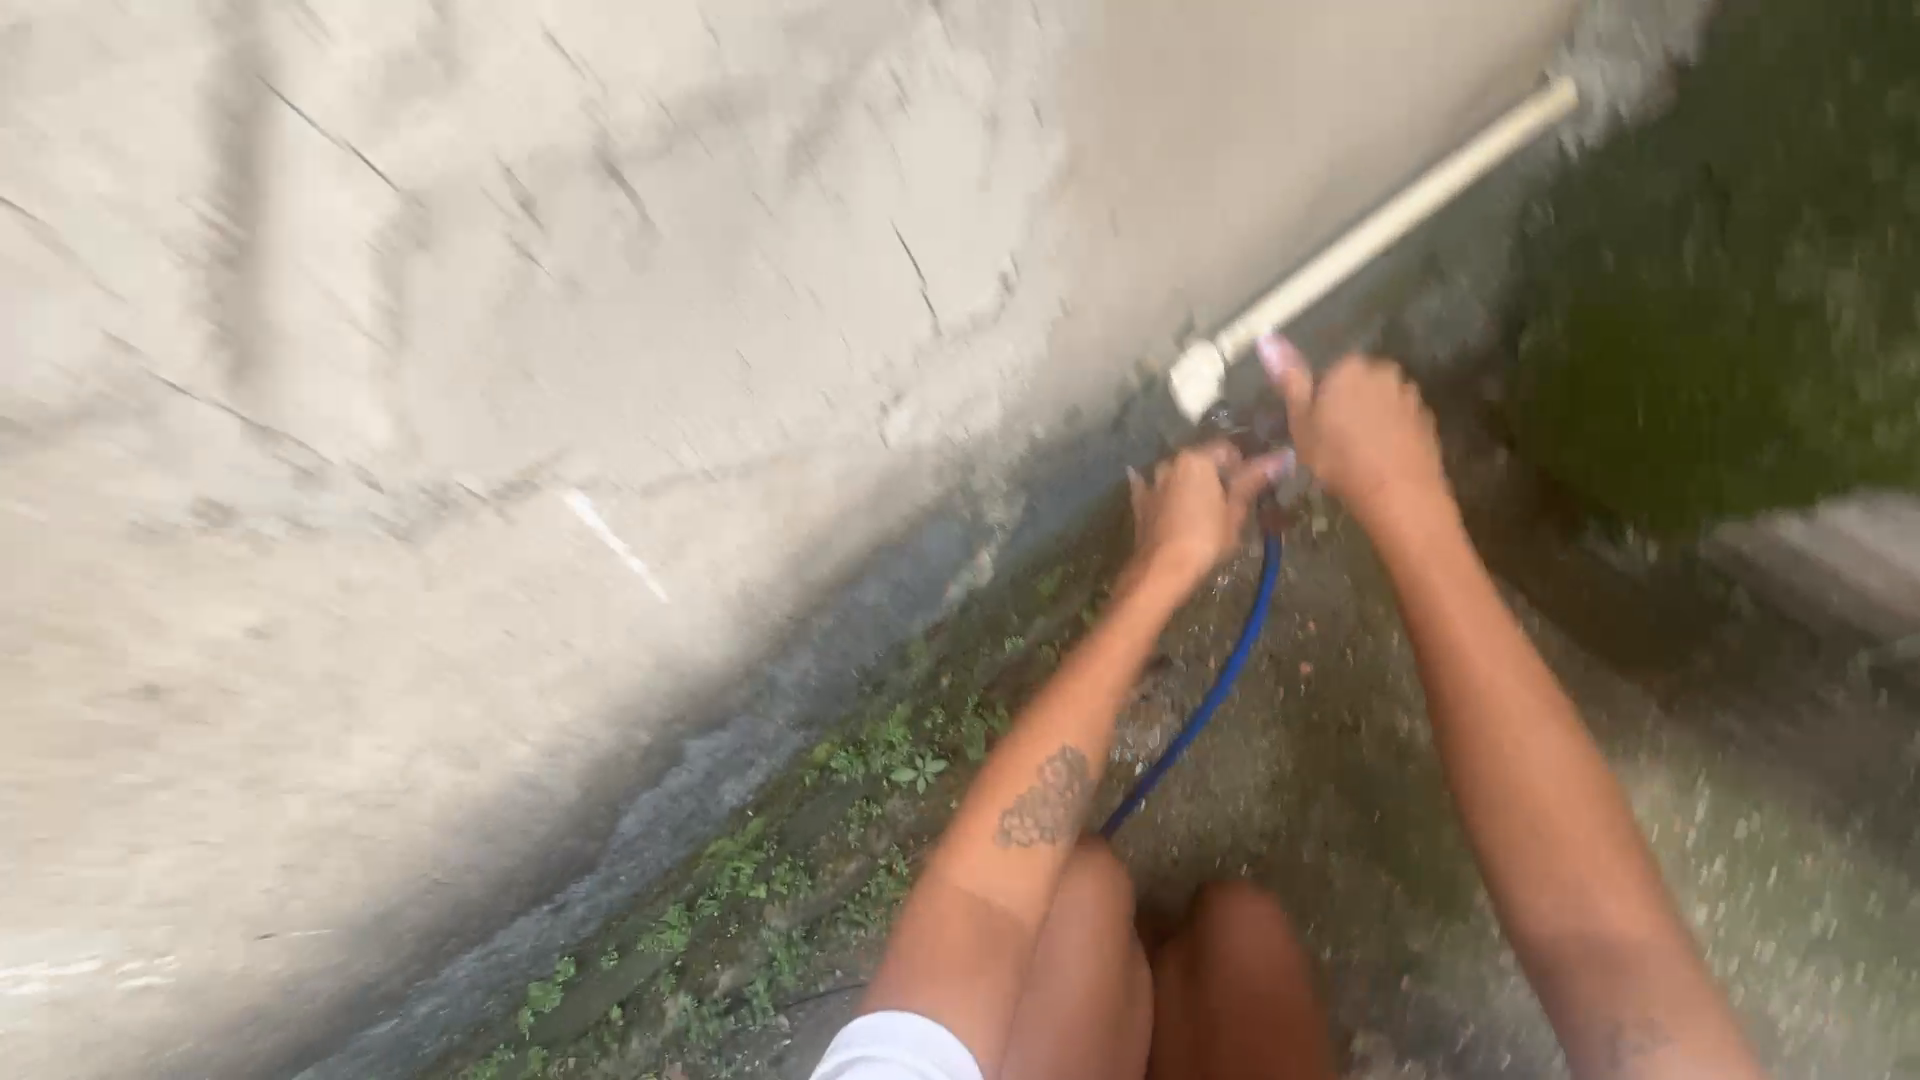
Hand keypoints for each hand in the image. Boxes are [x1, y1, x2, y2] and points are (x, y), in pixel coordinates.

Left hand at [1123, 441, 1289, 598]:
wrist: (1162, 569)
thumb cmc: (1206, 539)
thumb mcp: (1235, 511)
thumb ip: (1253, 480)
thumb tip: (1283, 456)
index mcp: (1197, 459)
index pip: (1228, 450)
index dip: (1242, 466)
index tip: (1249, 489)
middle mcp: (1170, 463)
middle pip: (1200, 461)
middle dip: (1215, 475)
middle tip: (1229, 503)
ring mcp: (1151, 482)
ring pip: (1177, 475)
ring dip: (1189, 484)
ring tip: (1203, 510)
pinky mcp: (1138, 503)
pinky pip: (1154, 491)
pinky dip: (1163, 494)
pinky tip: (1166, 500)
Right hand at [1258, 334, 1453, 531]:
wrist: (1397, 491)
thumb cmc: (1337, 456)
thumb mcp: (1301, 421)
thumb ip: (1289, 379)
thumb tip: (1266, 338)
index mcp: (1349, 367)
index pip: (1328, 372)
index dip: (1318, 400)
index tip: (1313, 426)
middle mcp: (1383, 371)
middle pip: (1356, 383)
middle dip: (1345, 404)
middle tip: (1330, 441)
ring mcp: (1409, 394)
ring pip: (1379, 401)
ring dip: (1369, 418)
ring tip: (1356, 452)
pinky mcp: (1426, 418)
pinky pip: (1398, 419)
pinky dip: (1389, 432)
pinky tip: (1379, 457)